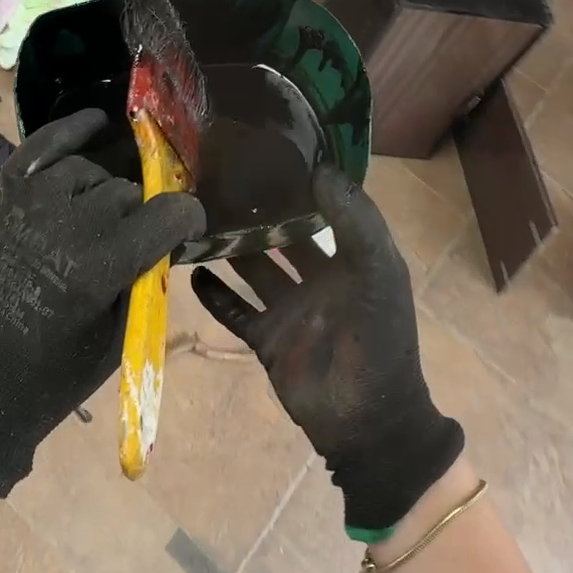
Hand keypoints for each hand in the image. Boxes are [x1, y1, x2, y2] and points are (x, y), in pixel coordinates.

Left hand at [0, 108, 205, 496]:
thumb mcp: (122, 334)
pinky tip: (94, 121)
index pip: (168, 214)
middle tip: (137, 239)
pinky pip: (39, 150)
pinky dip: (67, 131)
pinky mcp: (4, 203)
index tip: (189, 230)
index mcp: (101, 265)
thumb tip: (166, 235)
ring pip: (90, 171)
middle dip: (142, 213)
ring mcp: (30, 207)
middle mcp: (67, 224)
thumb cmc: (57, 375)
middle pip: (127, 192)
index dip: (187, 219)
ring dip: (105, 190)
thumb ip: (147, 275)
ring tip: (104, 216)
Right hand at [191, 165, 463, 535]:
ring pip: (255, 269)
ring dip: (233, 248)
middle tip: (224, 179)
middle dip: (261, 213)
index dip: (304, 185)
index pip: (325, 212)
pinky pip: (236, 310)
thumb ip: (355, 220)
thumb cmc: (378, 337)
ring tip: (200, 216)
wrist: (366, 420)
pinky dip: (215, 294)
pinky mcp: (268, 338)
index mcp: (351, 259)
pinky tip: (193, 270)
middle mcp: (318, 278)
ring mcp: (291, 309)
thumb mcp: (378, 270)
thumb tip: (321, 168)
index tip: (273, 153)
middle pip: (283, 237)